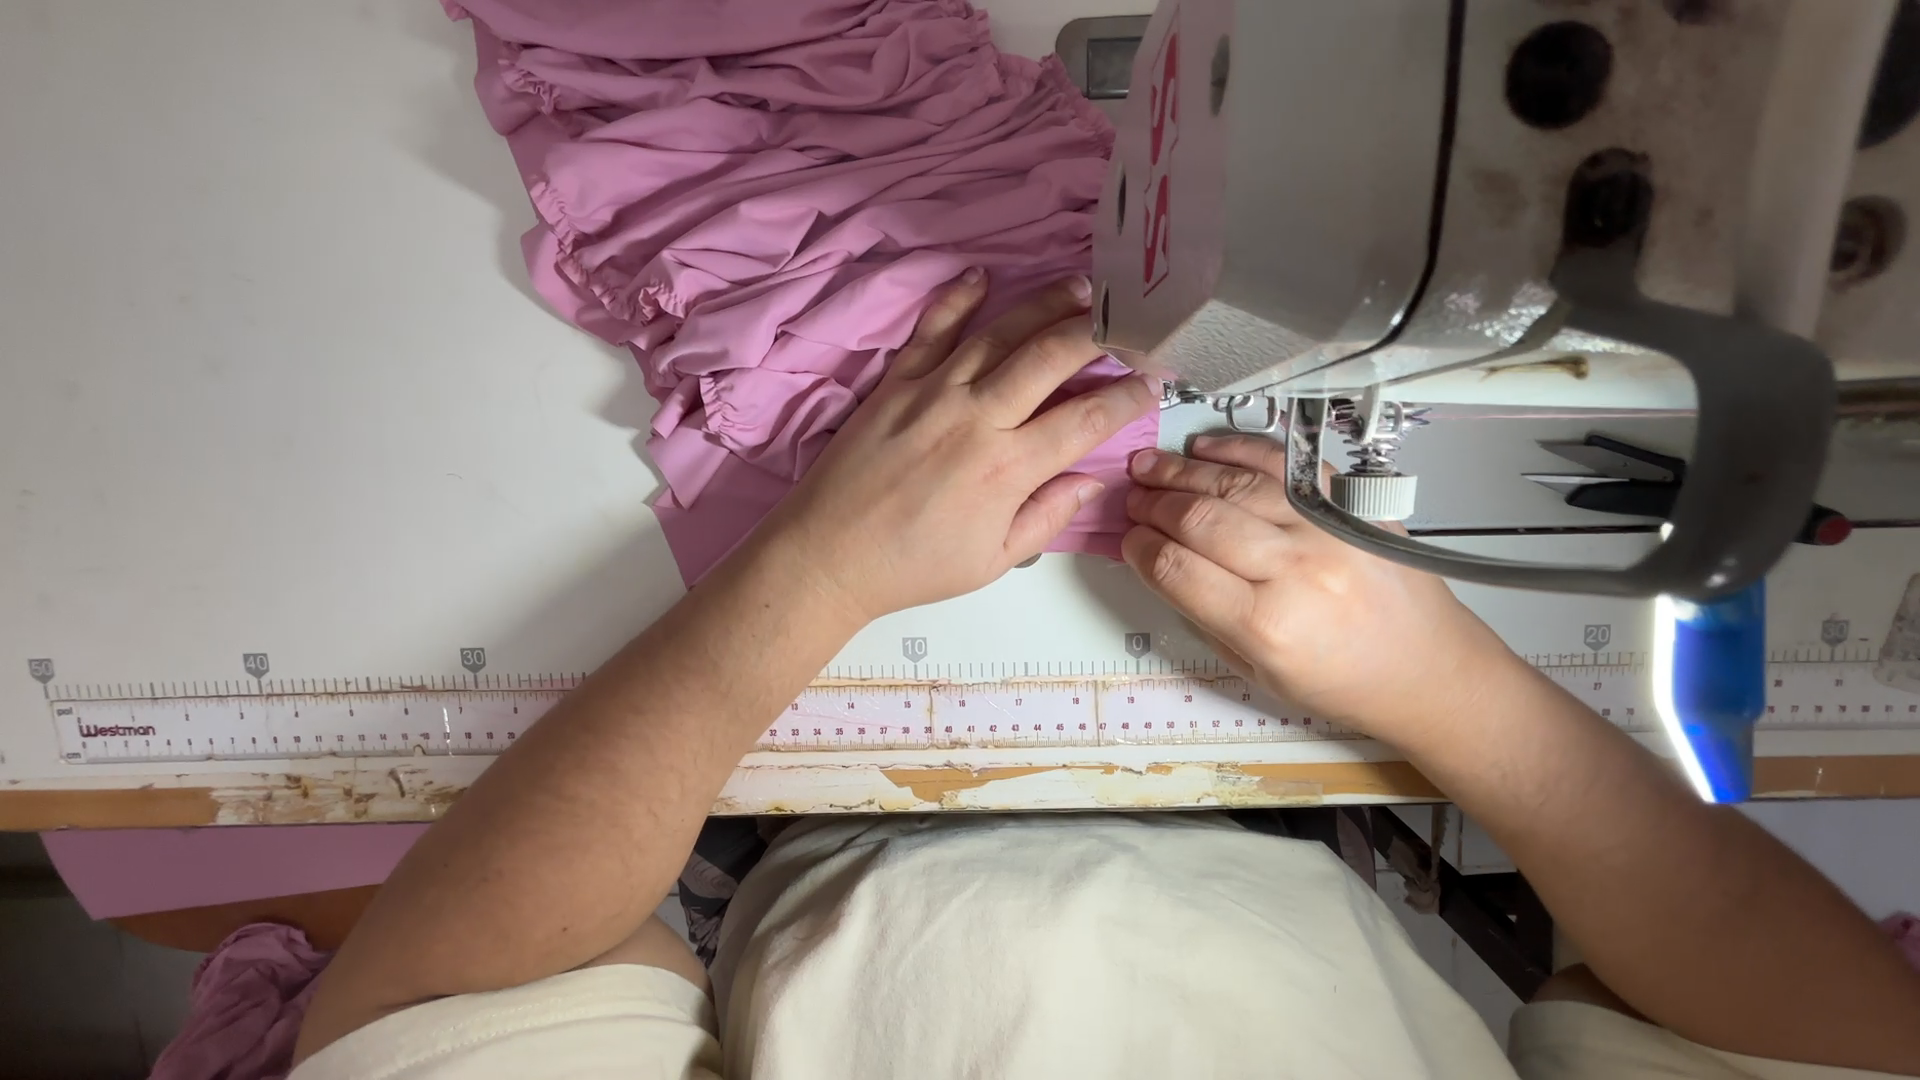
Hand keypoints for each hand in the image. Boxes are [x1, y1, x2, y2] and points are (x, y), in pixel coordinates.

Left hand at [758, 270, 1156, 621]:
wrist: (829, 554)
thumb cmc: (912, 566)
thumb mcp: (993, 561)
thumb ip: (1047, 516)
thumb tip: (1090, 479)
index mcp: (1007, 469)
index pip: (1086, 418)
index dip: (1127, 396)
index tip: (1151, 381)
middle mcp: (976, 419)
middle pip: (1050, 356)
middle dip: (1097, 332)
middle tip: (1126, 319)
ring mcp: (933, 393)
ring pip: (1000, 333)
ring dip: (1044, 304)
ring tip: (1079, 288)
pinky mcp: (896, 383)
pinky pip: (931, 330)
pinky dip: (956, 299)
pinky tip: (981, 277)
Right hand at [1121, 434, 1524, 745]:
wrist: (1428, 669)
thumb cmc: (1340, 681)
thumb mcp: (1255, 670)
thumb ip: (1202, 613)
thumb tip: (1160, 561)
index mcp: (1266, 625)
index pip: (1176, 569)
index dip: (1140, 547)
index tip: (1127, 537)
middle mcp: (1296, 570)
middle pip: (1199, 519)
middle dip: (1153, 505)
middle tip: (1130, 497)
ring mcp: (1326, 529)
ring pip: (1233, 484)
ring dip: (1181, 472)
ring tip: (1148, 466)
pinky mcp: (1348, 504)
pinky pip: (1281, 464)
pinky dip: (1236, 450)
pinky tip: (1202, 449)